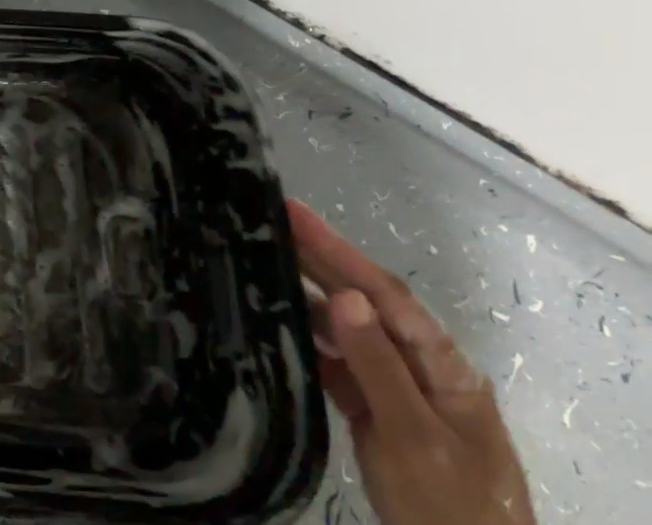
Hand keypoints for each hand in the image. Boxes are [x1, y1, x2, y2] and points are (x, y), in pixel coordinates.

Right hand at [287, 199, 534, 524]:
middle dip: (321, 257)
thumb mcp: (413, 435)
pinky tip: (276, 320)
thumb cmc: (446, 500)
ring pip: (346, 327)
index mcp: (442, 365)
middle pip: (365, 301)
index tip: (294, 213)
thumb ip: (378, 365)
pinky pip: (336, 359)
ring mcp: (397, 385)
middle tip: (270, 218)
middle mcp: (420, 365)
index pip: (384, 295)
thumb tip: (343, 296)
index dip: (338, 250)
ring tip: (261, 260)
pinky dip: (306, 336)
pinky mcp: (374, 407)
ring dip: (308, 292)